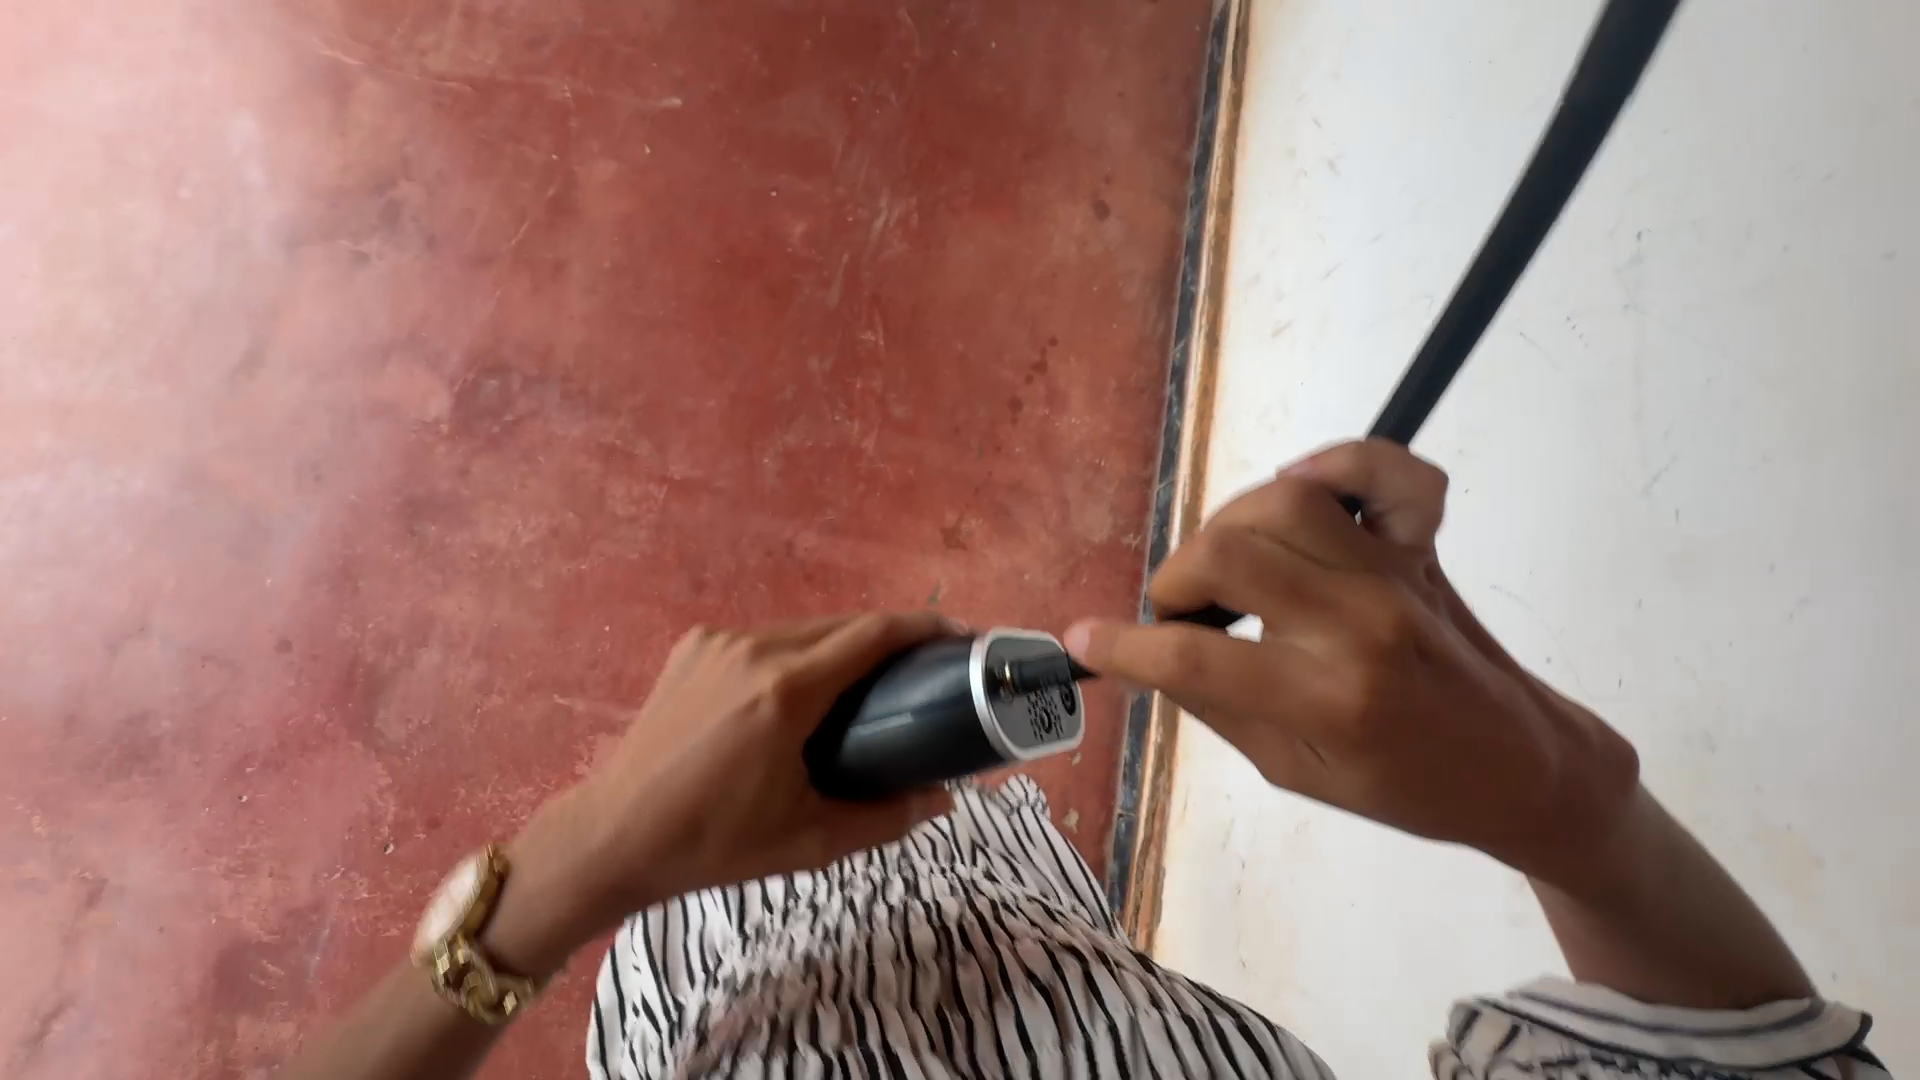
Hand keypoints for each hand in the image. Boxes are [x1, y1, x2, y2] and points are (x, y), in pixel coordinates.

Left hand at [491, 612, 956, 972]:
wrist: (611, 835)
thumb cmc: (713, 843)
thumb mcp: (808, 842)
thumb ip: (885, 819)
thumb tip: (943, 799)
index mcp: (786, 691)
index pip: (873, 634)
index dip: (923, 626)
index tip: (959, 634)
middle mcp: (755, 649)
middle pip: (842, 625)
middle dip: (887, 640)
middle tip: (917, 672)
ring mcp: (719, 641)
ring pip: (803, 629)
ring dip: (840, 646)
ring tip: (859, 685)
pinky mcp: (694, 645)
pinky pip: (766, 638)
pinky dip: (797, 654)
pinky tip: (797, 692)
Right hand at [1065, 440, 1639, 875]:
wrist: (1517, 765)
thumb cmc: (1400, 786)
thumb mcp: (1290, 772)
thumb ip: (1213, 705)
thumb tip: (1149, 654)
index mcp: (1323, 699)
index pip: (1191, 659)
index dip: (1120, 646)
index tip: (1083, 639)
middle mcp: (1357, 623)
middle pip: (1226, 556)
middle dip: (1176, 581)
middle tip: (1182, 612)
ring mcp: (1393, 572)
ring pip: (1280, 502)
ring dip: (1228, 528)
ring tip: (1230, 566)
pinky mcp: (1419, 542)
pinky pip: (1382, 469)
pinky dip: (1335, 462)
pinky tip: (1301, 488)